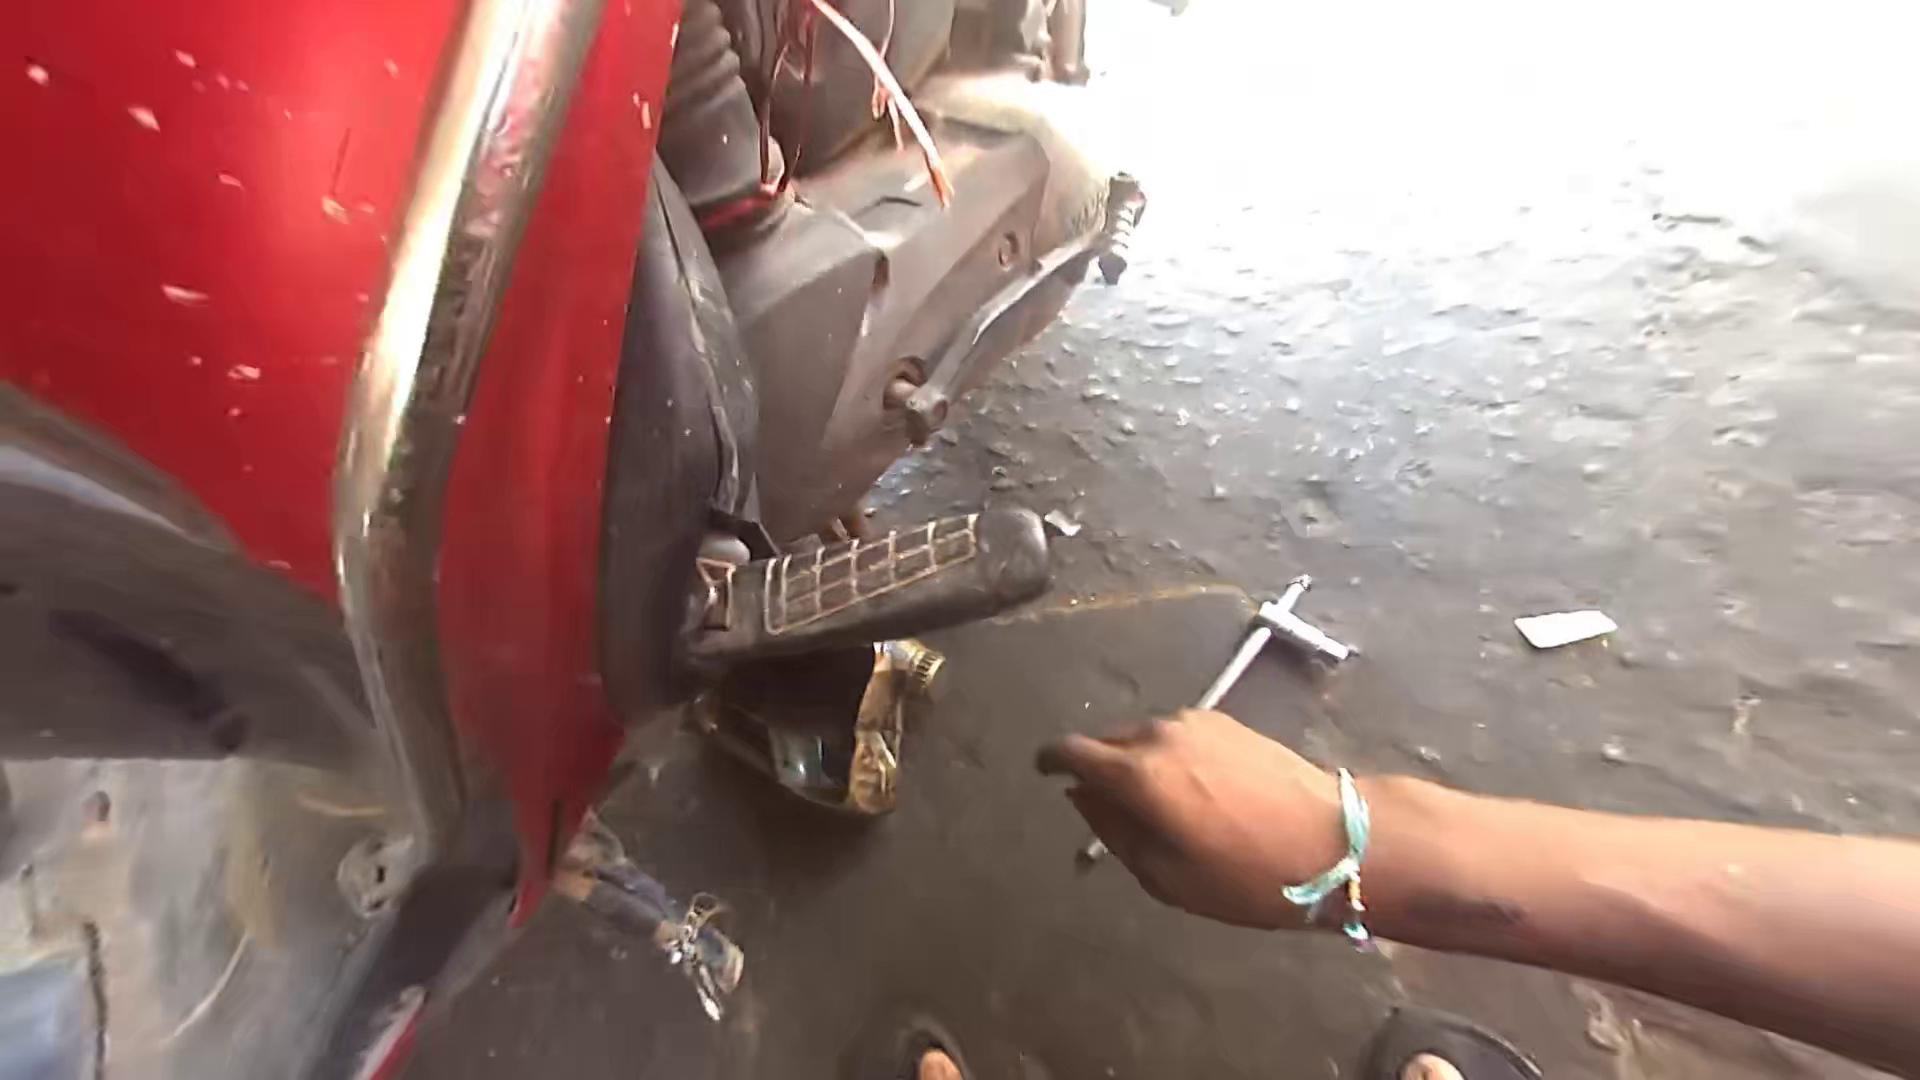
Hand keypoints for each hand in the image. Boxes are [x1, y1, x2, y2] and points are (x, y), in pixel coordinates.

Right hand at [1037, 709, 1346, 928]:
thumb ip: (1113, 830)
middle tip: (1114, 805)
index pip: (1071, 751)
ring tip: (1163, 799)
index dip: (1050, 759)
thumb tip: (1080, 795)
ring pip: (1138, 735)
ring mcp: (1188, 720)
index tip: (1044, 770)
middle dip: (1096, 767)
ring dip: (1133, 760)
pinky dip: (1164, 751)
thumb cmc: (1248, 874)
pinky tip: (1195, 782)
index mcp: (1136, 773)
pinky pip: (1171, 731)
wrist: (1336, 838)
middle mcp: (1154, 733)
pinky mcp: (1217, 717)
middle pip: (1104, 742)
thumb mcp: (1168, 876)